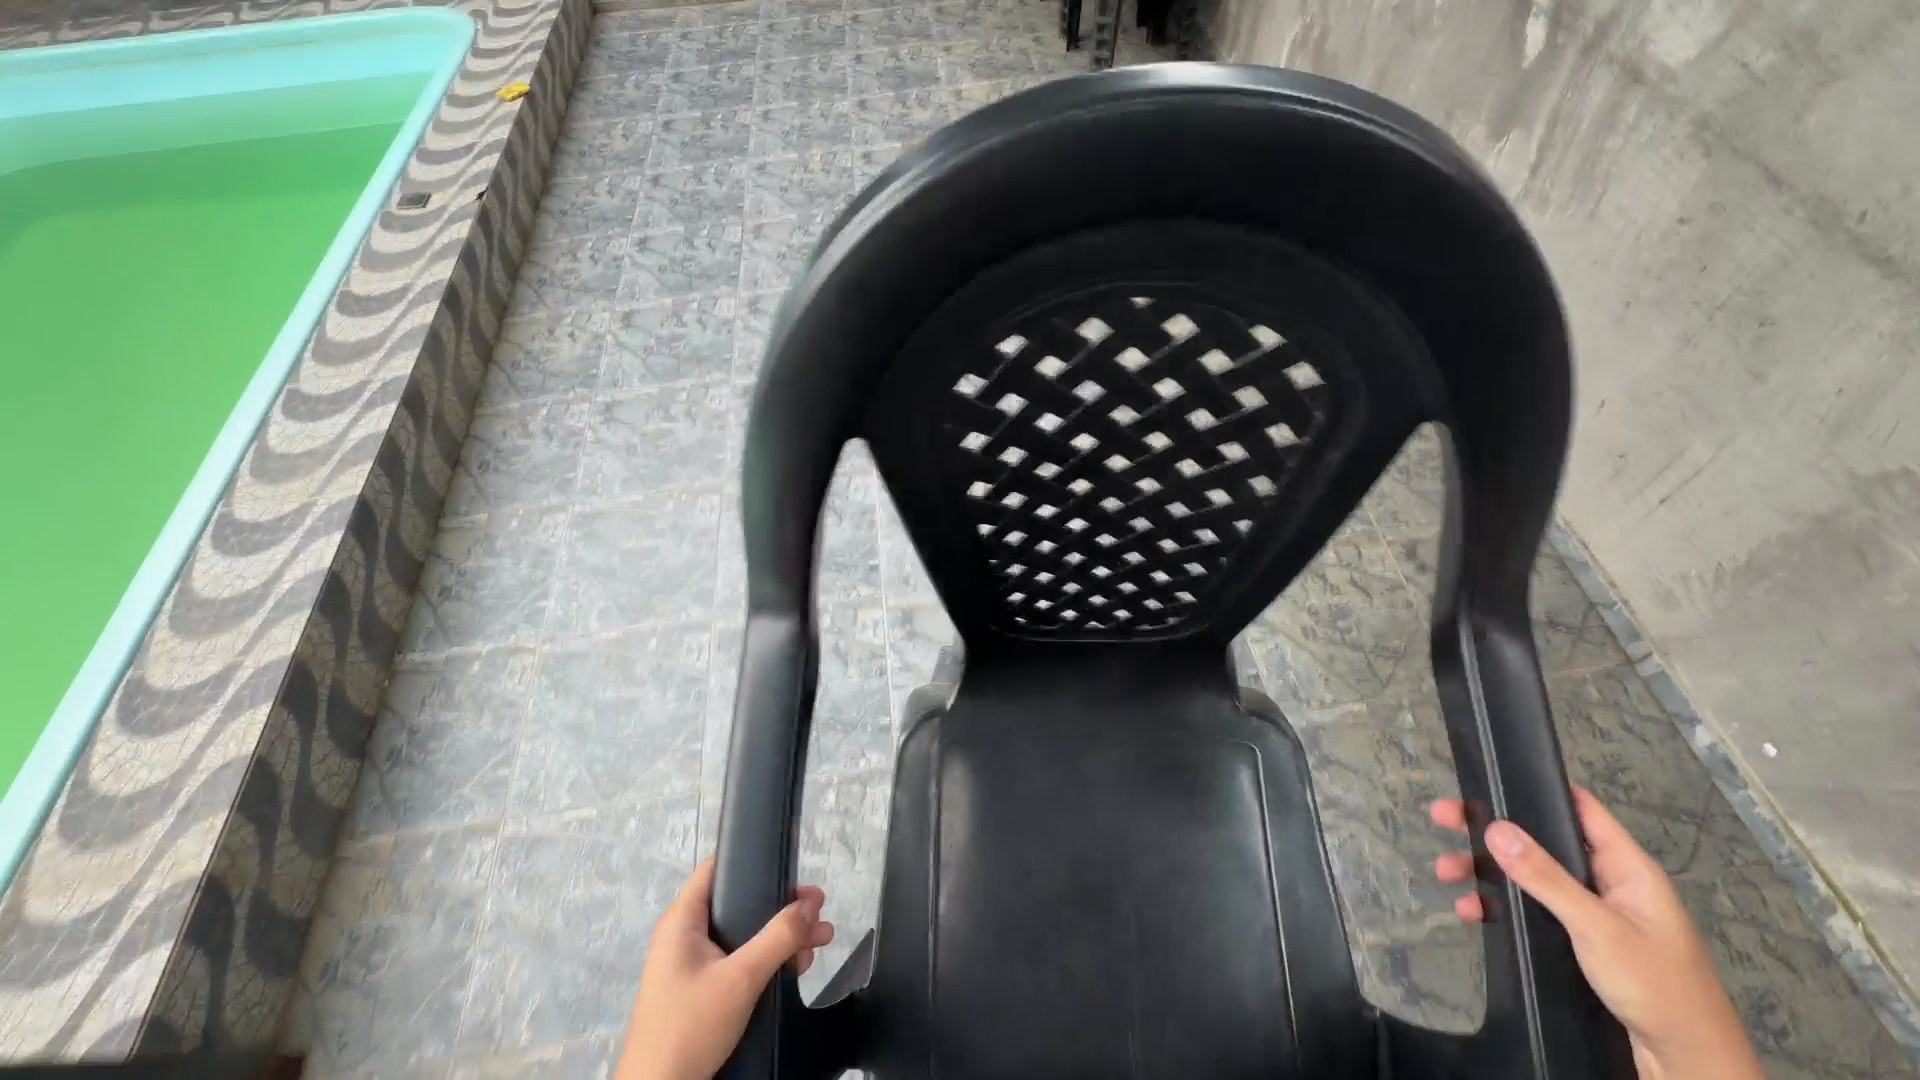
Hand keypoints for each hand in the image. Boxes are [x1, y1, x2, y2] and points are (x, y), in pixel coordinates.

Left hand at [615, 859, 834, 1079]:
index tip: (793, 869)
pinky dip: (768, 960)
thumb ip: (779, 937)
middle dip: (782, 907)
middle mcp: (685, 936)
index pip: (717, 868)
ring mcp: (693, 965)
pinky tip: (796, 968)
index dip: (753, 860)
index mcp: (683, 920)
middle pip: (740, 903)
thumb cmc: (689, 1027)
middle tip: (819, 911)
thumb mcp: (741, 978)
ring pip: (745, 935)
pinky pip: (740, 961)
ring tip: (820, 942)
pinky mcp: (701, 990)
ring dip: (782, 936)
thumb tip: (811, 903)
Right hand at [1431, 787, 1762, 1079]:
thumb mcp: (1597, 928)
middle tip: (1443, 818)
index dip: (1538, 788)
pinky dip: (1499, 906)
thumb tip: (1496, 827)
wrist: (1687, 1062)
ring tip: (1445, 872)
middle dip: (1492, 831)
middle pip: (1543, 841)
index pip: (1580, 809)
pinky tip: (1471, 911)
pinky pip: (1530, 910)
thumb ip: (1546, 878)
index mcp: (1626, 868)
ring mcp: (1593, 913)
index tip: (1488, 777)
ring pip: (1530, 877)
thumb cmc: (1656, 986)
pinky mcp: (1579, 941)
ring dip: (1487, 872)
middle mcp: (1608, 883)